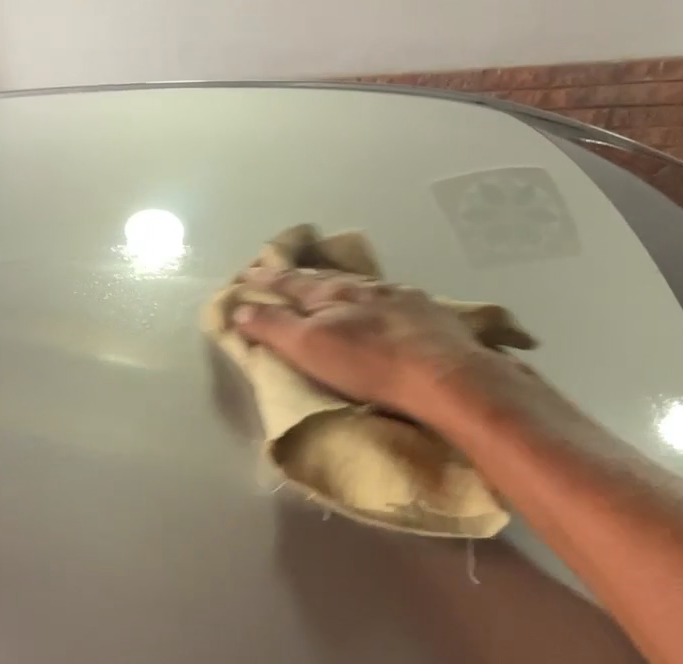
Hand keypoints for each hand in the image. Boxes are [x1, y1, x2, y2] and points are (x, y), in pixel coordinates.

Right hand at [231, 268, 525, 421]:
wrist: (442, 375)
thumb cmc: (368, 365)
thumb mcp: (308, 347)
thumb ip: (273, 327)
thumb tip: (240, 309)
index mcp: (333, 295)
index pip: (292, 283)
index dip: (269, 279)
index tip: (249, 272)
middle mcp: (366, 288)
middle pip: (327, 278)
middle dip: (302, 275)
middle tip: (284, 269)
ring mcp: (402, 299)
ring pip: (362, 286)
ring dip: (341, 285)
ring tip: (330, 285)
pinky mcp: (430, 316)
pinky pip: (393, 300)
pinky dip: (376, 300)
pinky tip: (382, 304)